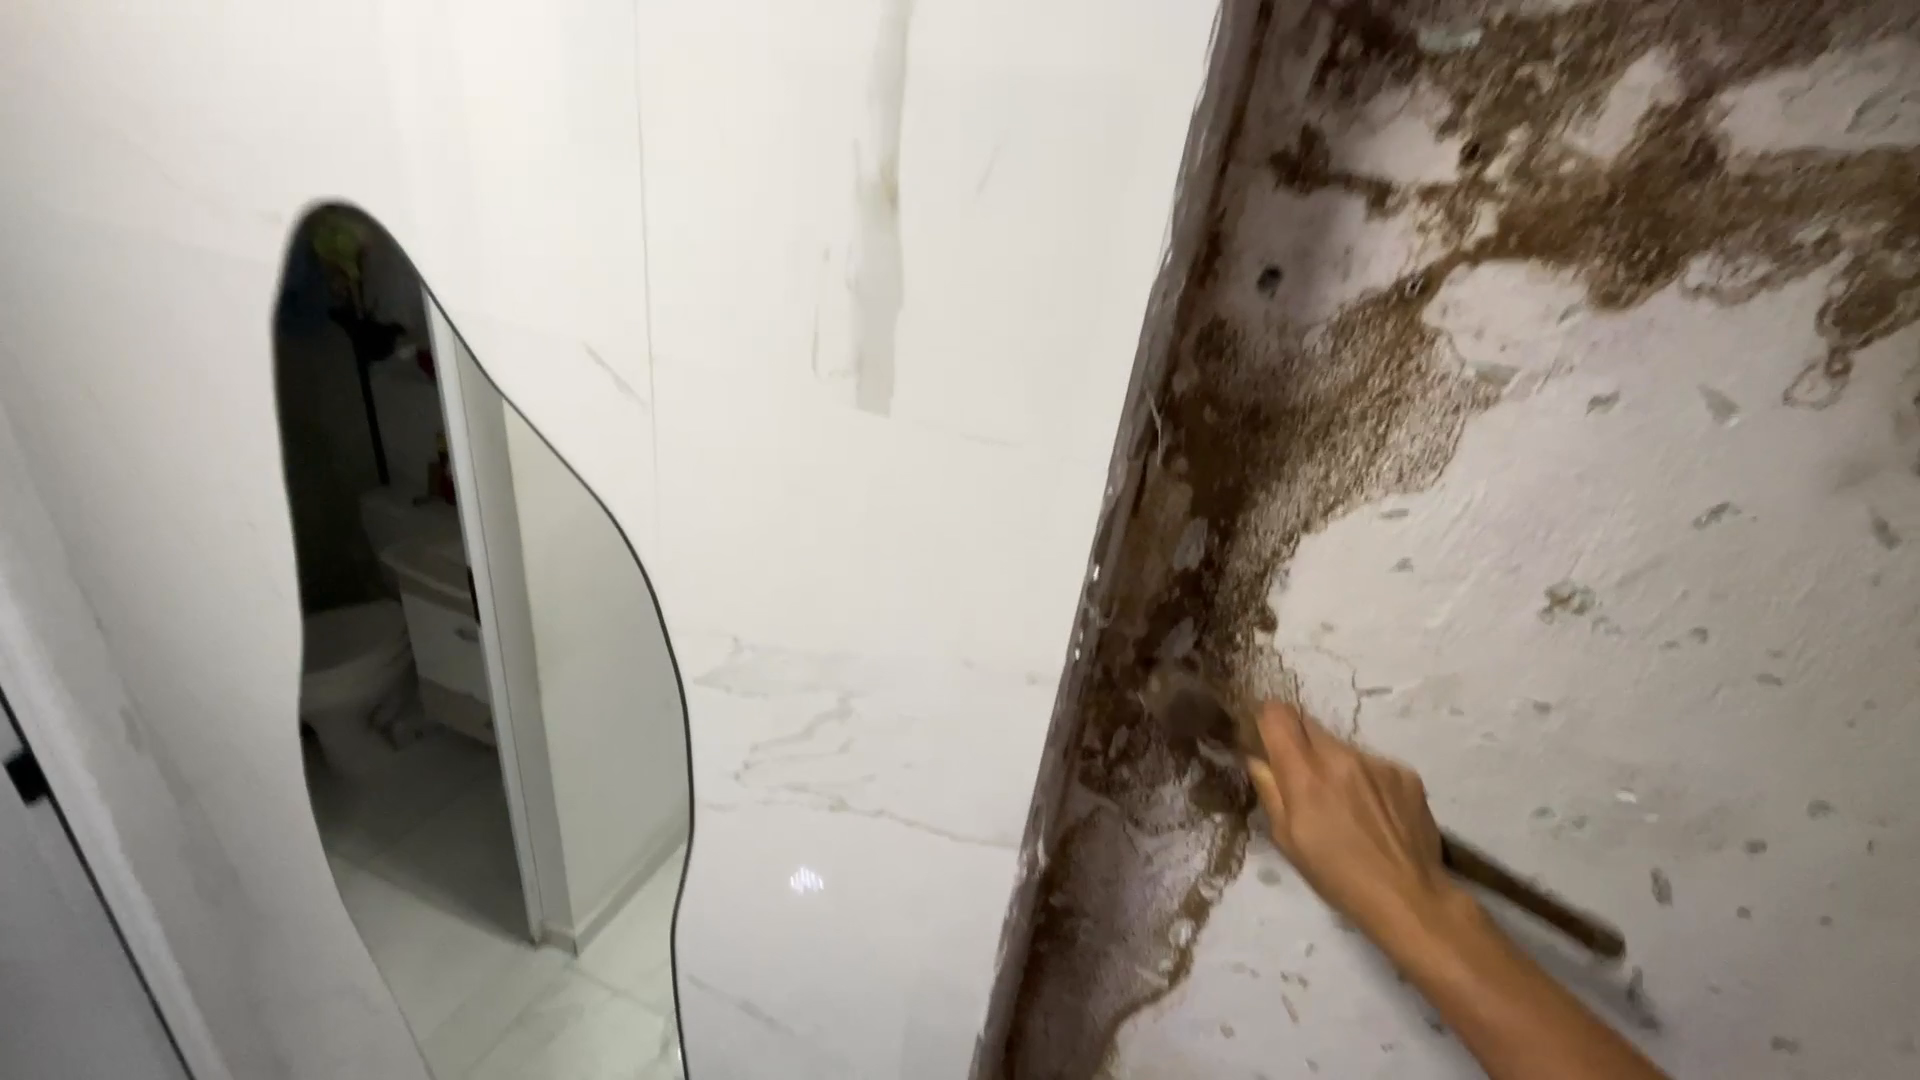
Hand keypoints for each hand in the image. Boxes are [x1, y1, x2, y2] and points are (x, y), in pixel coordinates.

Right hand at [1245, 702, 1456, 937]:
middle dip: (1297, 742)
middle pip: (1307, 723)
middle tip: (1301, 776)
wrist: (1409, 897)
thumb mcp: (1285, 838)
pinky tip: (1372, 810)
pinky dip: (1364, 777)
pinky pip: (1371, 762)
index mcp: (1305, 773)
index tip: (1265, 737)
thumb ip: (1268, 789)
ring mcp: (1376, 762)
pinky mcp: (1405, 772)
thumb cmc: (1336, 875)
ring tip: (1342, 802)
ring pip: (1340, 745)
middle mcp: (1340, 756)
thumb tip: (1256, 757)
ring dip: (1331, 762)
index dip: (1266, 719)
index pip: (1277, 714)